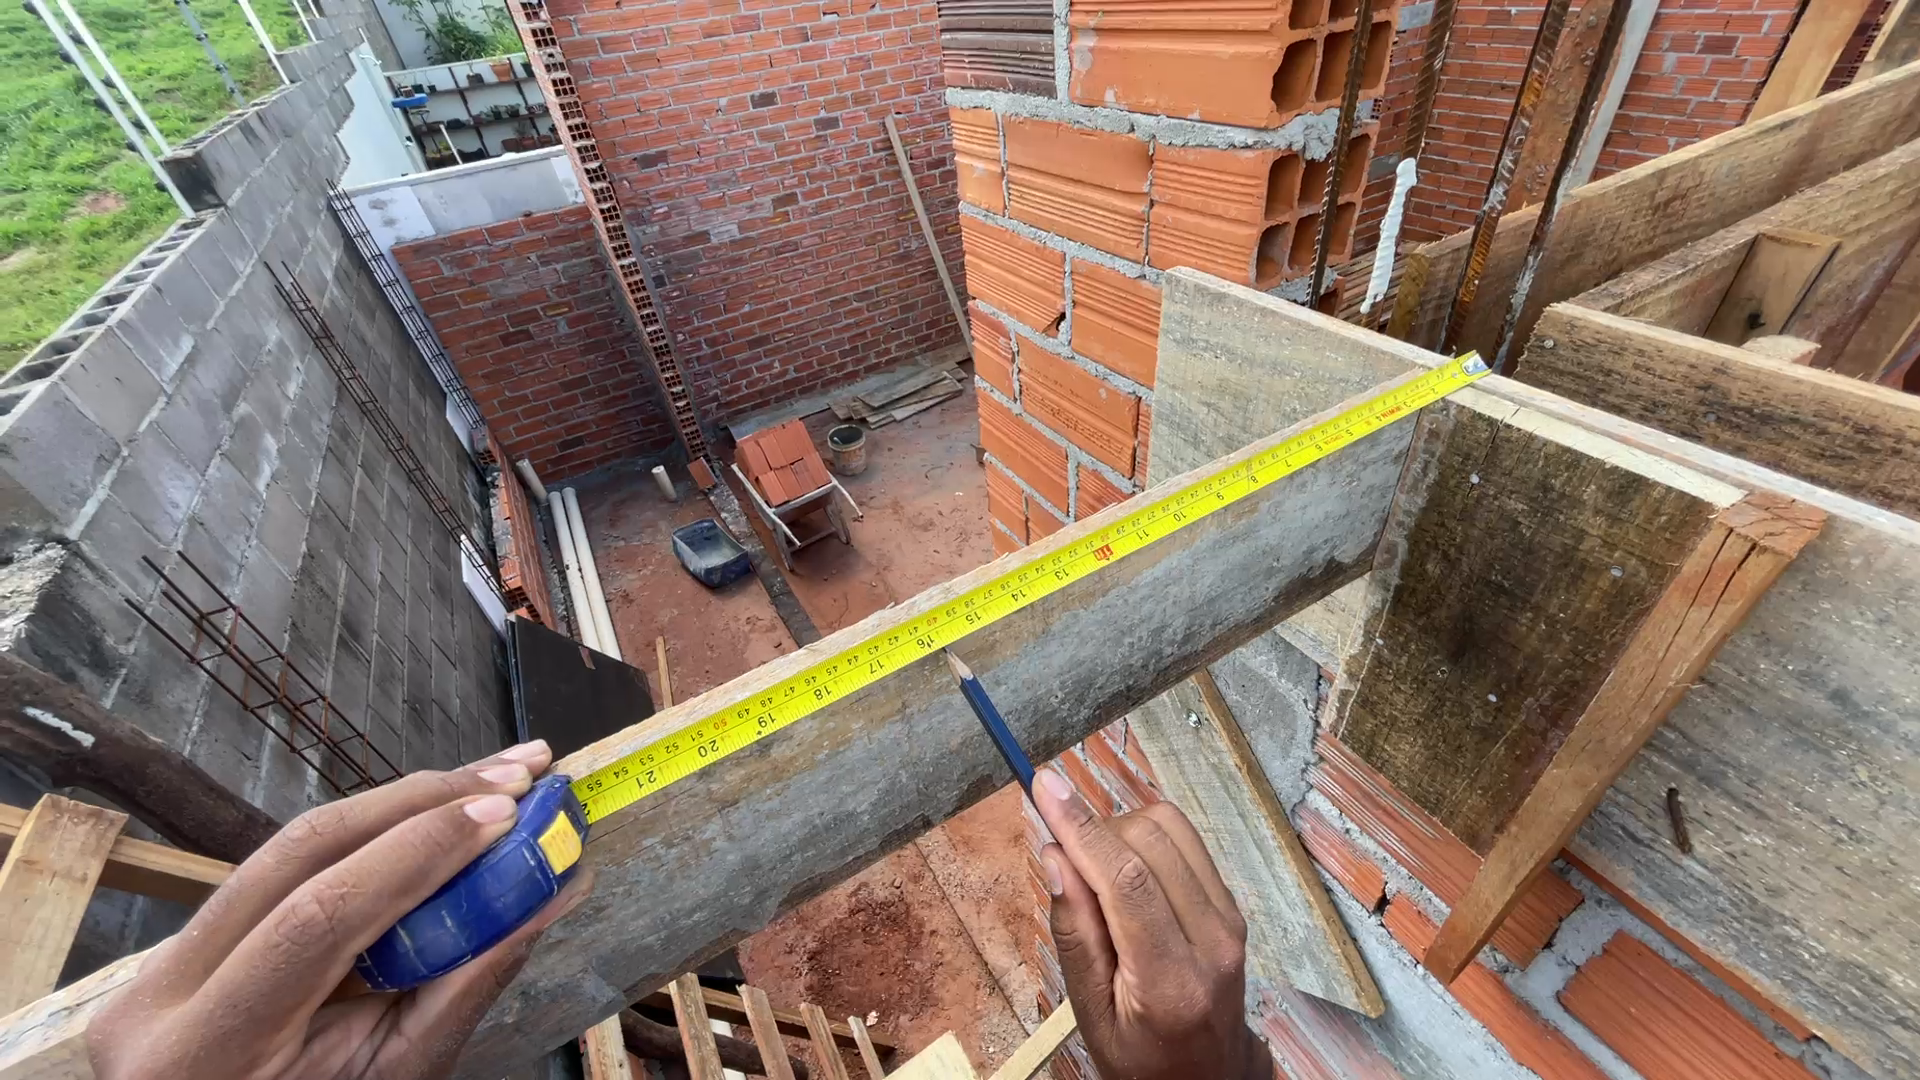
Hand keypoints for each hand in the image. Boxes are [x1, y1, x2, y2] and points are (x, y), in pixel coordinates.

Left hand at [88, 740, 593, 1079]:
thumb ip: (474, 977)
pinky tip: (454, 797)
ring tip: (510, 770)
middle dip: (427, 798)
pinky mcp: (206, 929)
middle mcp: (162, 987)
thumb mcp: (401, 1074)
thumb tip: (562, 888)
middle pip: (307, 848)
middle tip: (522, 774)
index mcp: (203, 1049)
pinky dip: (393, 817)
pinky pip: (308, 852)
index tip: (509, 814)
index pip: (317, 917)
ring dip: (419, 794)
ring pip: (307, 835)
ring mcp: (174, 952)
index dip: (419, 850)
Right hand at [1033, 769, 1267, 1079]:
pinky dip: (1145, 835)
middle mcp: (1212, 941)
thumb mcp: (1090, 1014)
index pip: (1126, 879)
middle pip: (1147, 842)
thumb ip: (1073, 933)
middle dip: (1094, 832)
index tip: (1044, 785)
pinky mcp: (1231, 902)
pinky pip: (1184, 836)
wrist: (1210, 1079)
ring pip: (1168, 826)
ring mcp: (1229, 918)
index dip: (1081, 825)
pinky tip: (1129, 870)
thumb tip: (1055, 853)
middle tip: (1070, 864)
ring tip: (1100, 872)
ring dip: (1120, 830)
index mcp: (1171, 982)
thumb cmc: (1139, 1056)